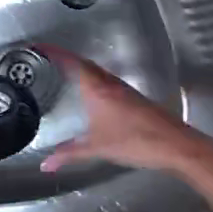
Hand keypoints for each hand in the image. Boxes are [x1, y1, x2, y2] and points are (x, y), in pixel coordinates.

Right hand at [35, 44, 212, 177]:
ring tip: (62, 71)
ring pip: (96, 72)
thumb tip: (45, 165)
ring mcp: (123, 89)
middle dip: (65, 58)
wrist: (174, 144)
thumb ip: (69, 154)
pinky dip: (92, 79)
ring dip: (79, 68)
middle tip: (46, 57)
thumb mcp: (96, 148)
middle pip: (84, 64)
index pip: (72, 63)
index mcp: (97, 88)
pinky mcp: (132, 98)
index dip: (55, 53)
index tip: (39, 46)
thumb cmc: (133, 141)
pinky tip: (90, 92)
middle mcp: (109, 83)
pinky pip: (106, 81)